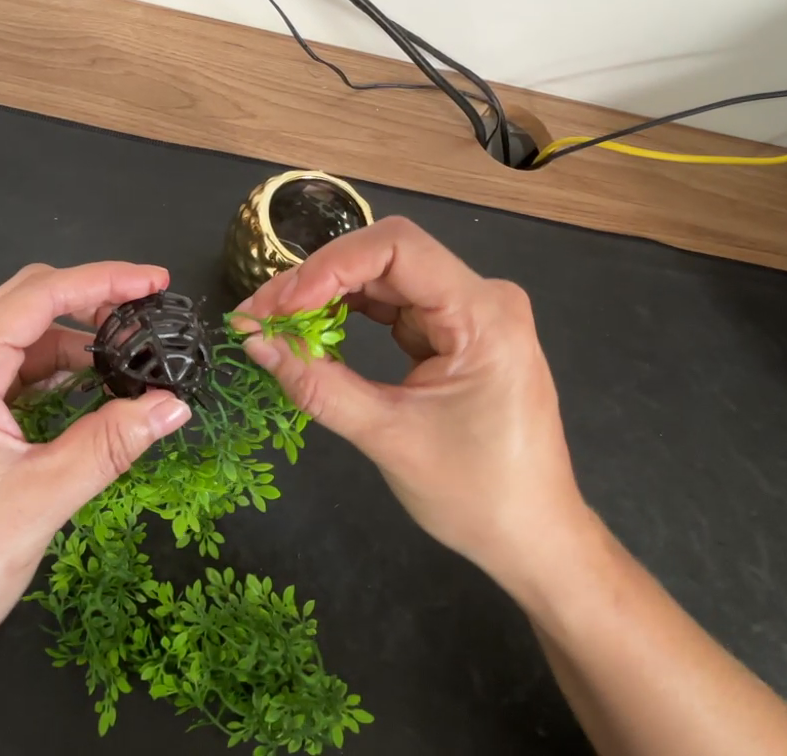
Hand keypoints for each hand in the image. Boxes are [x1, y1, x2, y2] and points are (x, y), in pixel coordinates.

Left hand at [0, 261, 191, 666]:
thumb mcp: (42, 499)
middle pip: (24, 304)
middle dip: (89, 301)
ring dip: (71, 343)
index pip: (38, 296)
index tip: (156, 281)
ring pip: (16, 341)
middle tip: (147, 315)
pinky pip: (6, 376)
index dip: (103, 280)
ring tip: (128, 361)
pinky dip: (50, 375)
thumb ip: (110, 443)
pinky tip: (85, 394)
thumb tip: (173, 405)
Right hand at [237, 216, 586, 583]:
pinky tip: (309, 332)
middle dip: (315, 283)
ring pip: (380, 279)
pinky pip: (389, 306)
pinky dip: (344, 316)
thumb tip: (252, 340)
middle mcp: (481, 298)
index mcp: (484, 315)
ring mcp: (466, 313)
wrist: (533, 537)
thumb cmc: (476, 494)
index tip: (280, 308)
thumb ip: (316, 384)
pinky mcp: (451, 332)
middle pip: (383, 259)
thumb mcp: (387, 437)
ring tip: (273, 325)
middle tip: (258, 317)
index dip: (329, 267)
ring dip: (323, 297)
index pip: (397, 248)